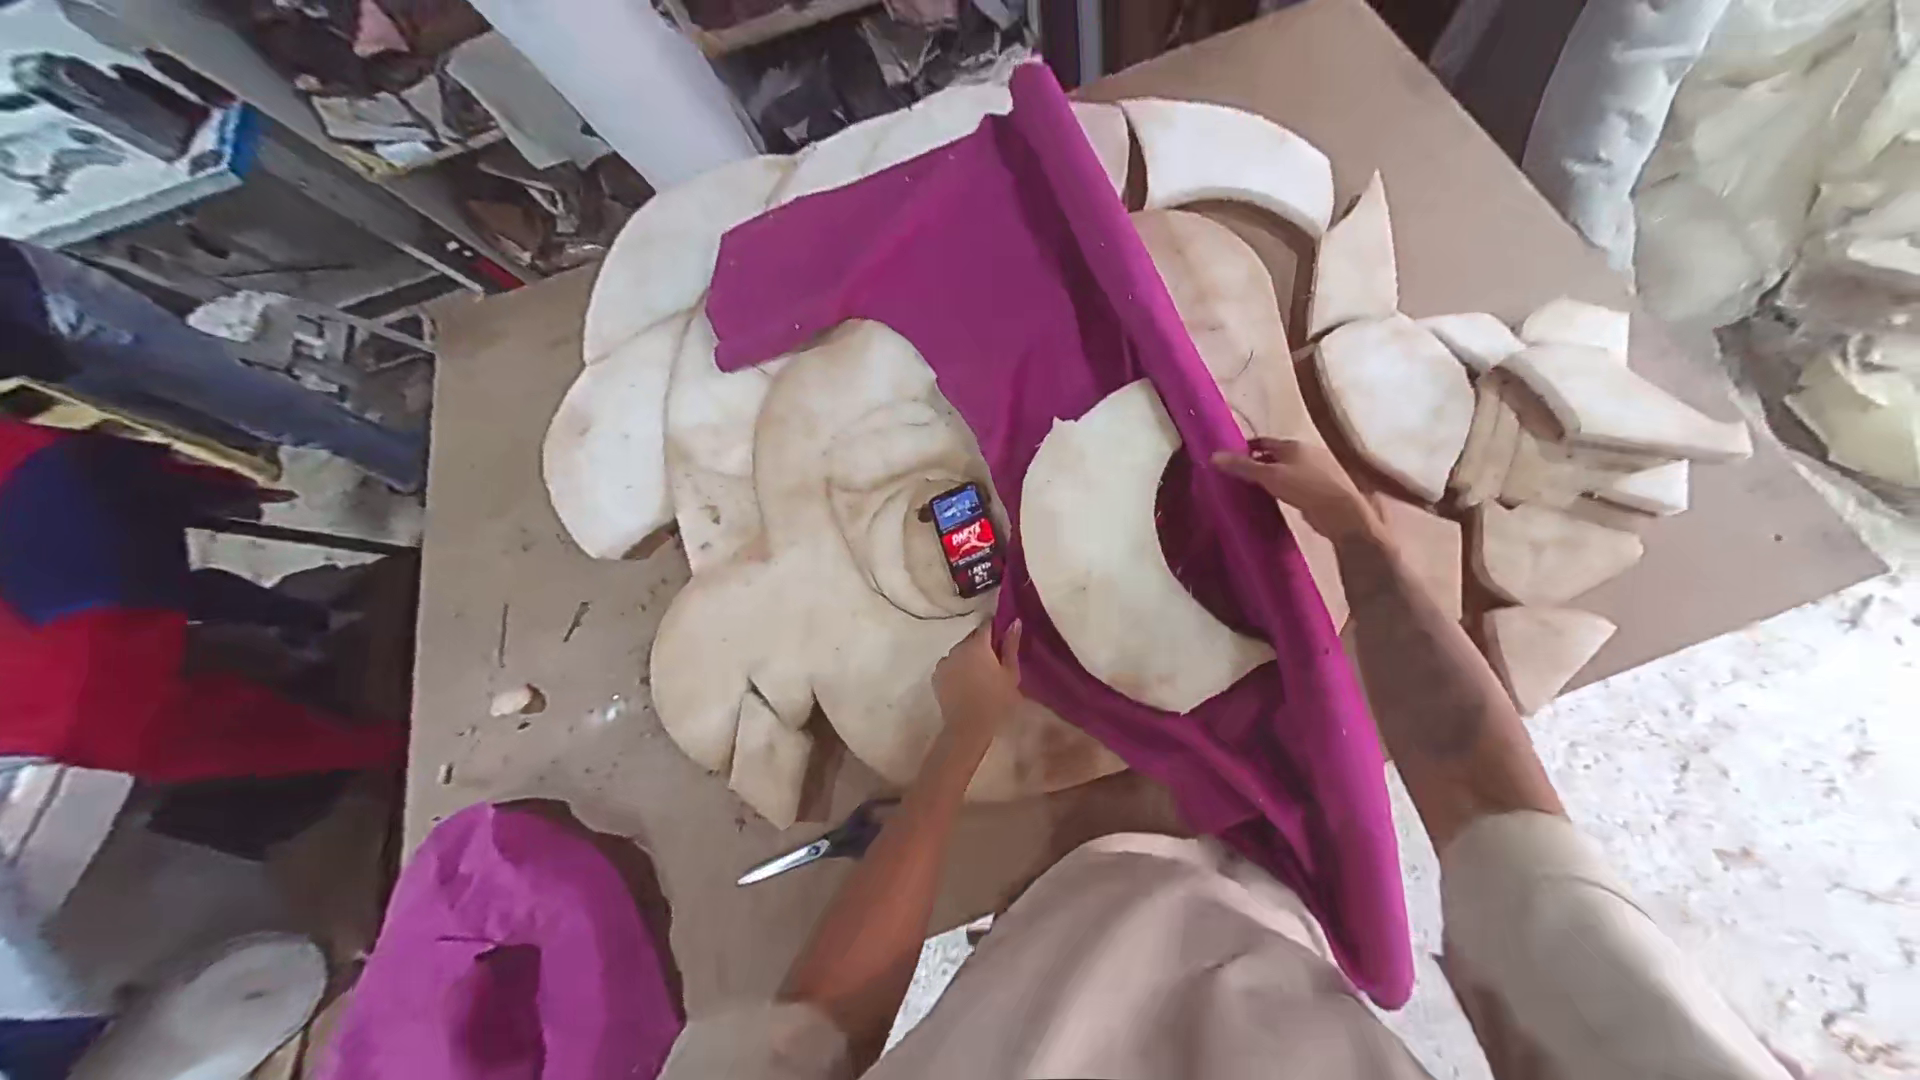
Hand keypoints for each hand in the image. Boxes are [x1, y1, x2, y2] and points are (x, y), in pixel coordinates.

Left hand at [931, 620, 1026, 738]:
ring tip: (979, 674)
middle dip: (982, 645)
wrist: (968, 727)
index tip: (1003, 637)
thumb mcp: (1010, 673)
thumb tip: (1014, 621)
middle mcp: (957, 647)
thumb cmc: (996, 700)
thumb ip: (1011, 645)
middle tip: (994, 661)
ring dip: (968, 657)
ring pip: (960, 652)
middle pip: (972, 638)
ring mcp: (944, 661)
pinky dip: (957, 668)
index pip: (986, 625)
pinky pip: (949, 665)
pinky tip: (965, 683)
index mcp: (977, 644)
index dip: (996, 628)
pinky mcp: (936, 676)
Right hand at [1211, 437, 1382, 541]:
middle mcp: (1307, 453)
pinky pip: (1294, 483)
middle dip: (1257, 462)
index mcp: (1294, 445)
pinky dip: (1281, 487)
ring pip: (1286, 469)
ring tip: (1252, 488)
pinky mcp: (1321, 488)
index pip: (1263, 441)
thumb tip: (1213, 456)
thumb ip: (1242, 466)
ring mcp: (1317, 470)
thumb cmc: (1304, 487)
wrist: (1341, 511)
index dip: (1245, 447)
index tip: (1229, 458)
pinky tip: (1274, 498)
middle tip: (1237, 476)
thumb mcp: (1268, 476)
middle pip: (1275, 454)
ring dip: (1270, 476)